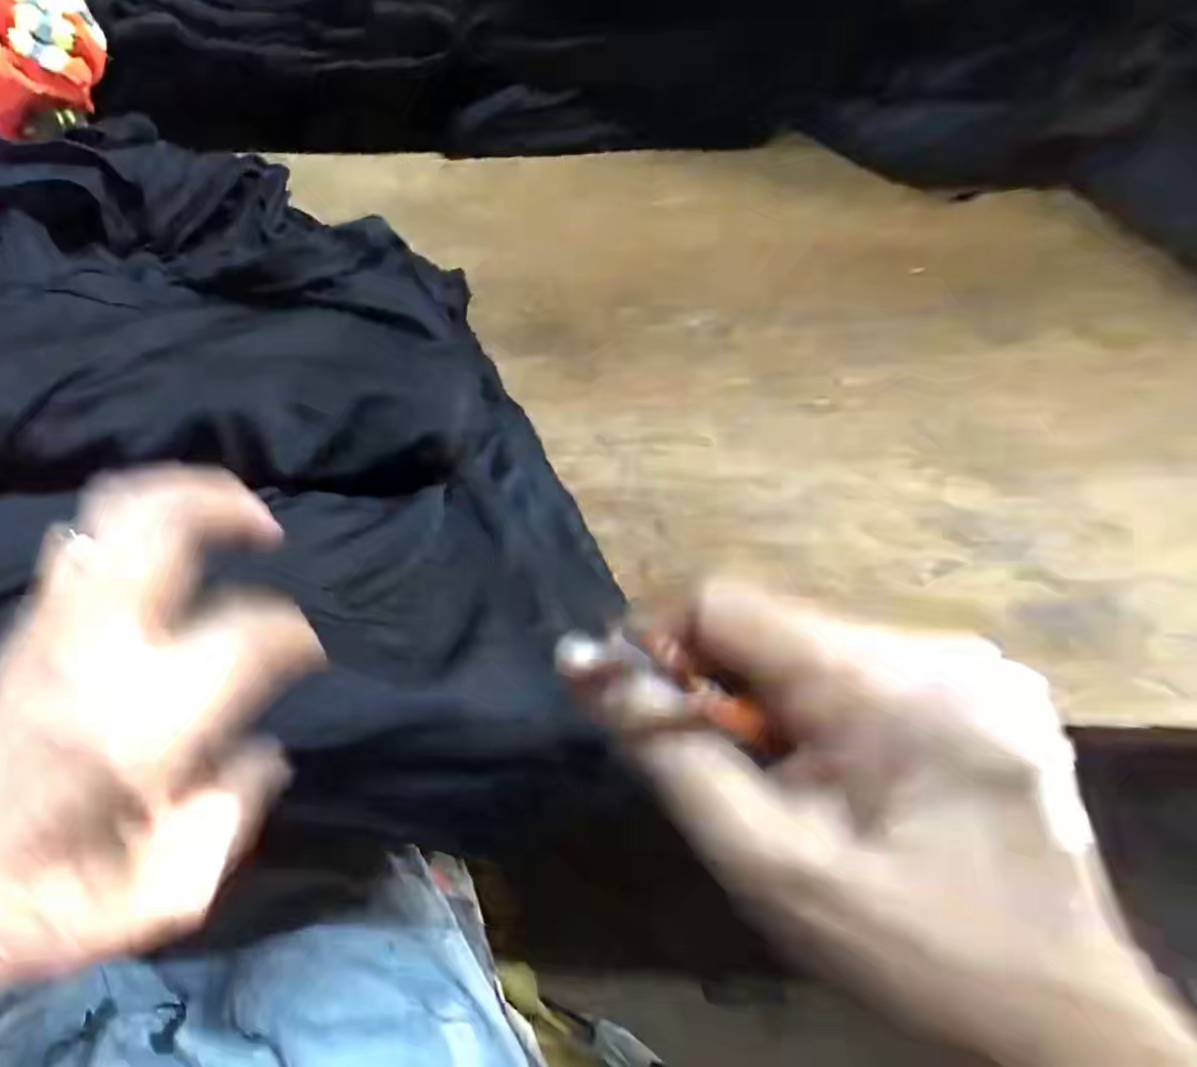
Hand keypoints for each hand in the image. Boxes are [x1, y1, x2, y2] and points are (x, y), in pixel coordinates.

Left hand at [0, 467, 324, 1033]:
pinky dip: (127, 522)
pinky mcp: (27, 622)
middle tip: (266, 528)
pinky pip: (81, 540)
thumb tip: (266, 752)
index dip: (292, 636)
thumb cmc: (38, 901)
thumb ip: (230, 819)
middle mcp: (97, 651)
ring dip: (176, 494)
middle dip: (225, 505)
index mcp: (139, 725)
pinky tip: (155, 543)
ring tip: (220, 510)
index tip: (306, 652)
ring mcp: (54, 625)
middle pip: (164, 528)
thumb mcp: (160, 898)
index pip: (244, 637)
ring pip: (116, 513)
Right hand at [582, 582, 1195, 1066]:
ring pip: (782, 640)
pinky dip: (789, 703)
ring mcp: (960, 663)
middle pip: (753, 622)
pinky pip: (825, 660)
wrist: (1056, 1023)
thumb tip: (571, 655)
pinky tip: (815, 762)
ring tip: (767, 769)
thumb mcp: (755, 851)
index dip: (659, 649)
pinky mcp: (962, 682)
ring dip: (746, 696)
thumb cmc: (899, 944)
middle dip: (706, 683)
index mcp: (896, 687)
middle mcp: (936, 650)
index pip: (720, 604)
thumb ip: (659, 744)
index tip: (644, 711)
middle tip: (711, 758)